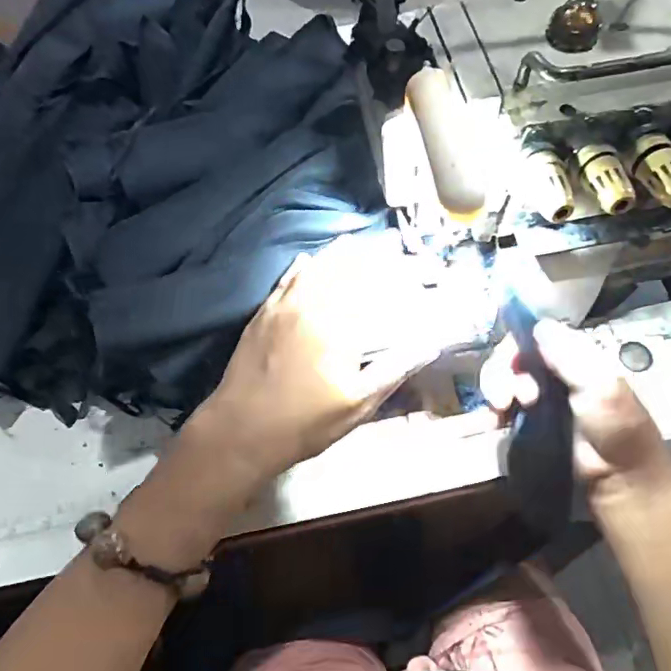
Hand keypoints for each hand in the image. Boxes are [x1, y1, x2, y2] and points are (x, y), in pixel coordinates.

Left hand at [184, 239, 439, 484]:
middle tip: (387, 241)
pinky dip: (301, 267)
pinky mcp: (262, 315)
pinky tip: (308, 259)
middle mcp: (312, 307)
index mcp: (339, 327)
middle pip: (344, 271)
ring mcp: (283, 308)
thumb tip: (429, 344)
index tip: (410, 259)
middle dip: (367, 254)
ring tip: (354, 240)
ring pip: (314, 271)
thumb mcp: (358, 404)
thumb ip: (394, 369)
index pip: (372, 288)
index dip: (393, 272)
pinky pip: (285, 281)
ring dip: (336, 254)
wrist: (240, 430)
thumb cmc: (306, 423)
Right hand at [480, 320, 670, 516]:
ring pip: (500, 380)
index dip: (514, 346)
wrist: (618, 478)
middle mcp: (551, 370)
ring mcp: (536, 397)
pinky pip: (498, 407)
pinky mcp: (525, 422)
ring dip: (495, 391)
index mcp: (572, 354)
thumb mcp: (600, 386)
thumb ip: (571, 356)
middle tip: (505, 400)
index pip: (532, 335)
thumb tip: (539, 325)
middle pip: (510, 357)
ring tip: (500, 413)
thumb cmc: (614, 427)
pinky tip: (493, 422)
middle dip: (500, 373)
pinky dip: (490, 411)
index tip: (512, 366)